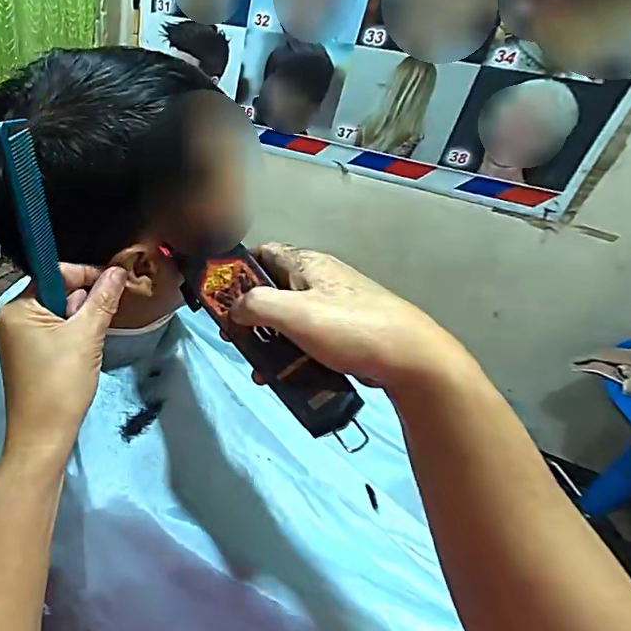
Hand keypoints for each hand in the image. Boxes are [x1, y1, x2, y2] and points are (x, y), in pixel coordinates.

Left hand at [0, 263, 128, 466]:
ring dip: (82, 319)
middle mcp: (13, 318)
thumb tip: (119, 270)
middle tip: (104, 318)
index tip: (114, 284)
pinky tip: (85, 350)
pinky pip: (55, 332)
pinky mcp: (29, 356)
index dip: (87, 274)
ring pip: (59, 313)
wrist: (43, 437)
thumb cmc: (61, 383)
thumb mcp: (87, 335)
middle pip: (58, 292)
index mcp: (18, 308)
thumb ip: (103, 298)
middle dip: (86, 300)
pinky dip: (74, 334)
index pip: (56, 273)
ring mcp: (19, 339)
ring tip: (93, 339)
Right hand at [229, 243, 466, 388]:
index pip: (262, 254)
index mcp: (307, 265)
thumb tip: (234, 310)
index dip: (238, 271)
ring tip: (260, 368)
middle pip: (273, 290)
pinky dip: (294, 354)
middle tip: (237, 338)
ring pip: (290, 320)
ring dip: (271, 341)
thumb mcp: (294, 313)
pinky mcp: (346, 333)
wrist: (410, 358)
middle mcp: (320, 280)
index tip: (221, 297)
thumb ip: (255, 306)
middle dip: (251, 315)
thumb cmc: (350, 328)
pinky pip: (309, 340)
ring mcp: (335, 307)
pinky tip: (287, 377)